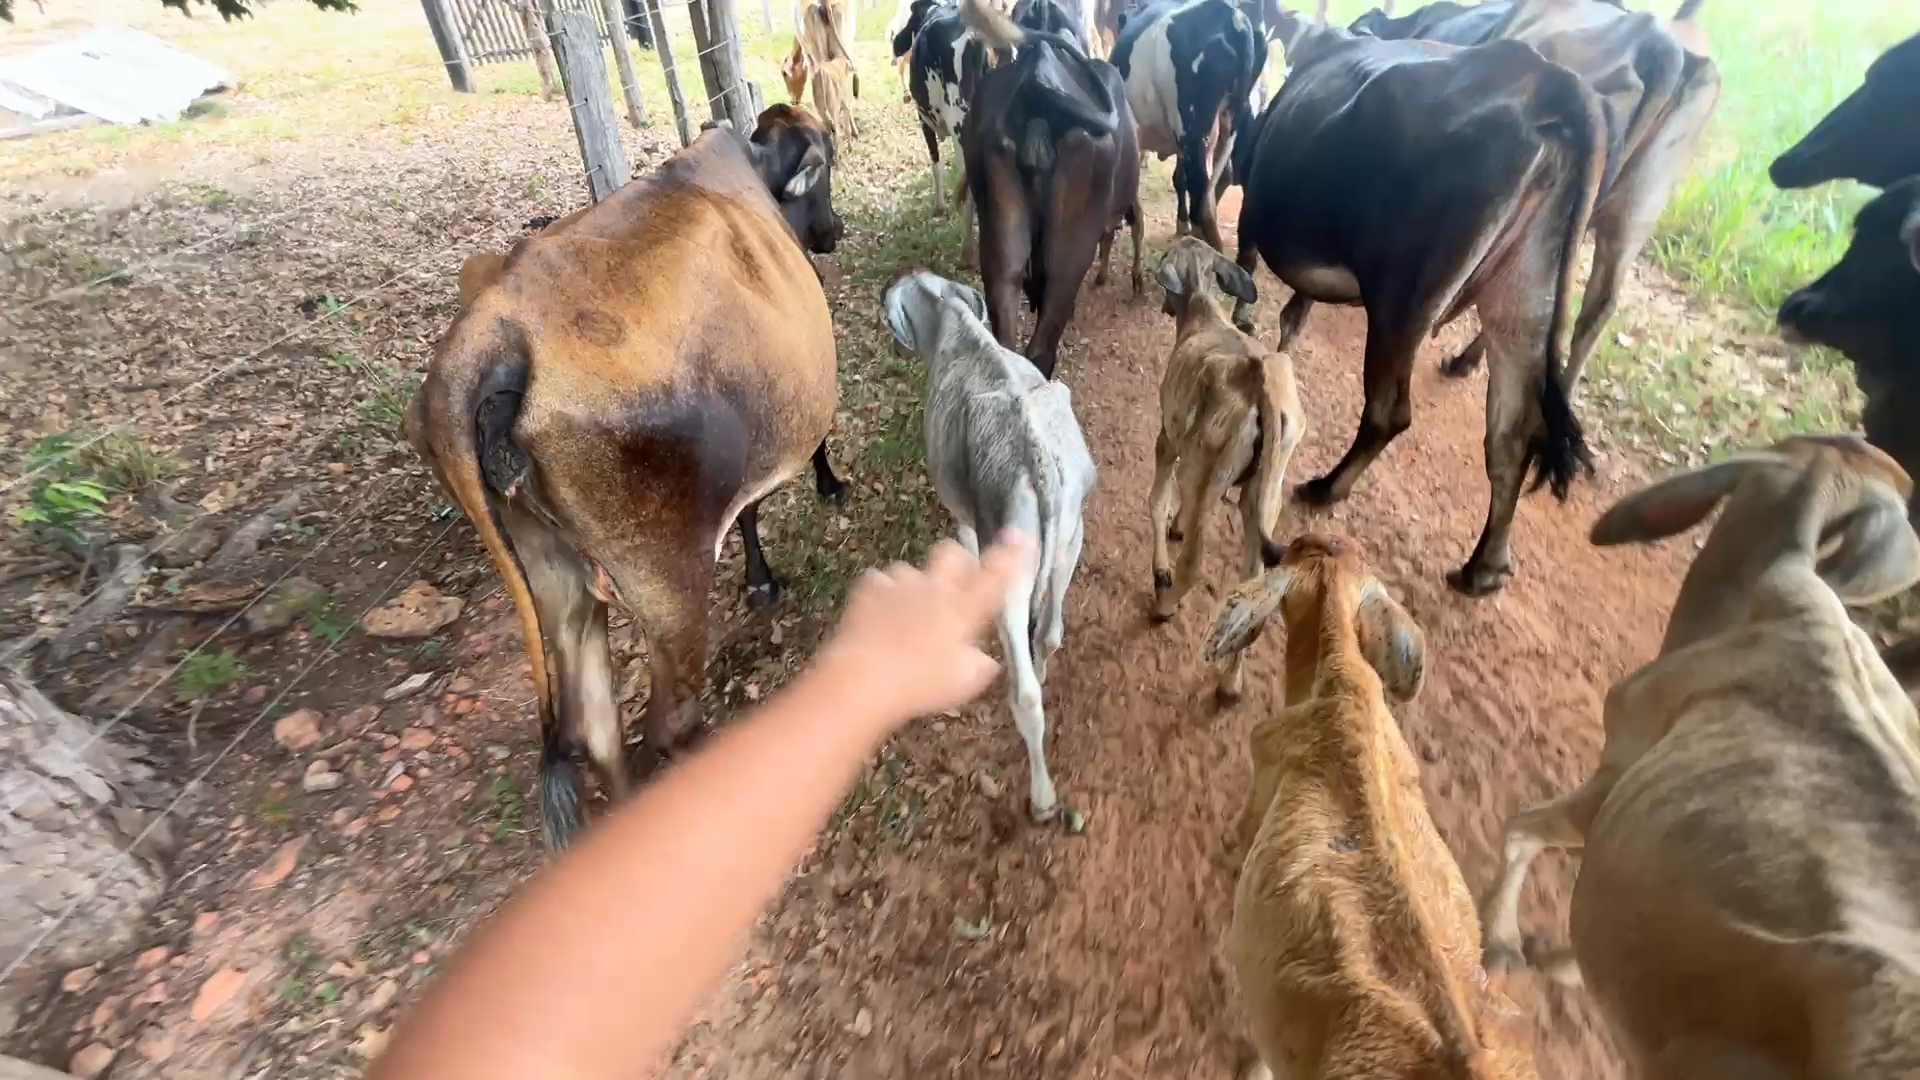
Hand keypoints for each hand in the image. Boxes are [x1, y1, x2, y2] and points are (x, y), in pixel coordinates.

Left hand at [815, 530, 1033, 724]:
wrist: (863, 679)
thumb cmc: (919, 686)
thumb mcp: (961, 684)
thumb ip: (977, 665)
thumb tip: (984, 660)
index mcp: (963, 610)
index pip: (994, 575)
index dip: (1011, 554)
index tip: (1022, 537)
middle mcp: (934, 590)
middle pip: (951, 553)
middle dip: (957, 561)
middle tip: (957, 583)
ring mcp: (899, 586)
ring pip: (911, 570)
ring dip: (914, 586)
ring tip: (908, 613)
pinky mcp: (868, 590)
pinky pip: (880, 583)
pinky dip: (882, 596)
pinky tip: (880, 616)